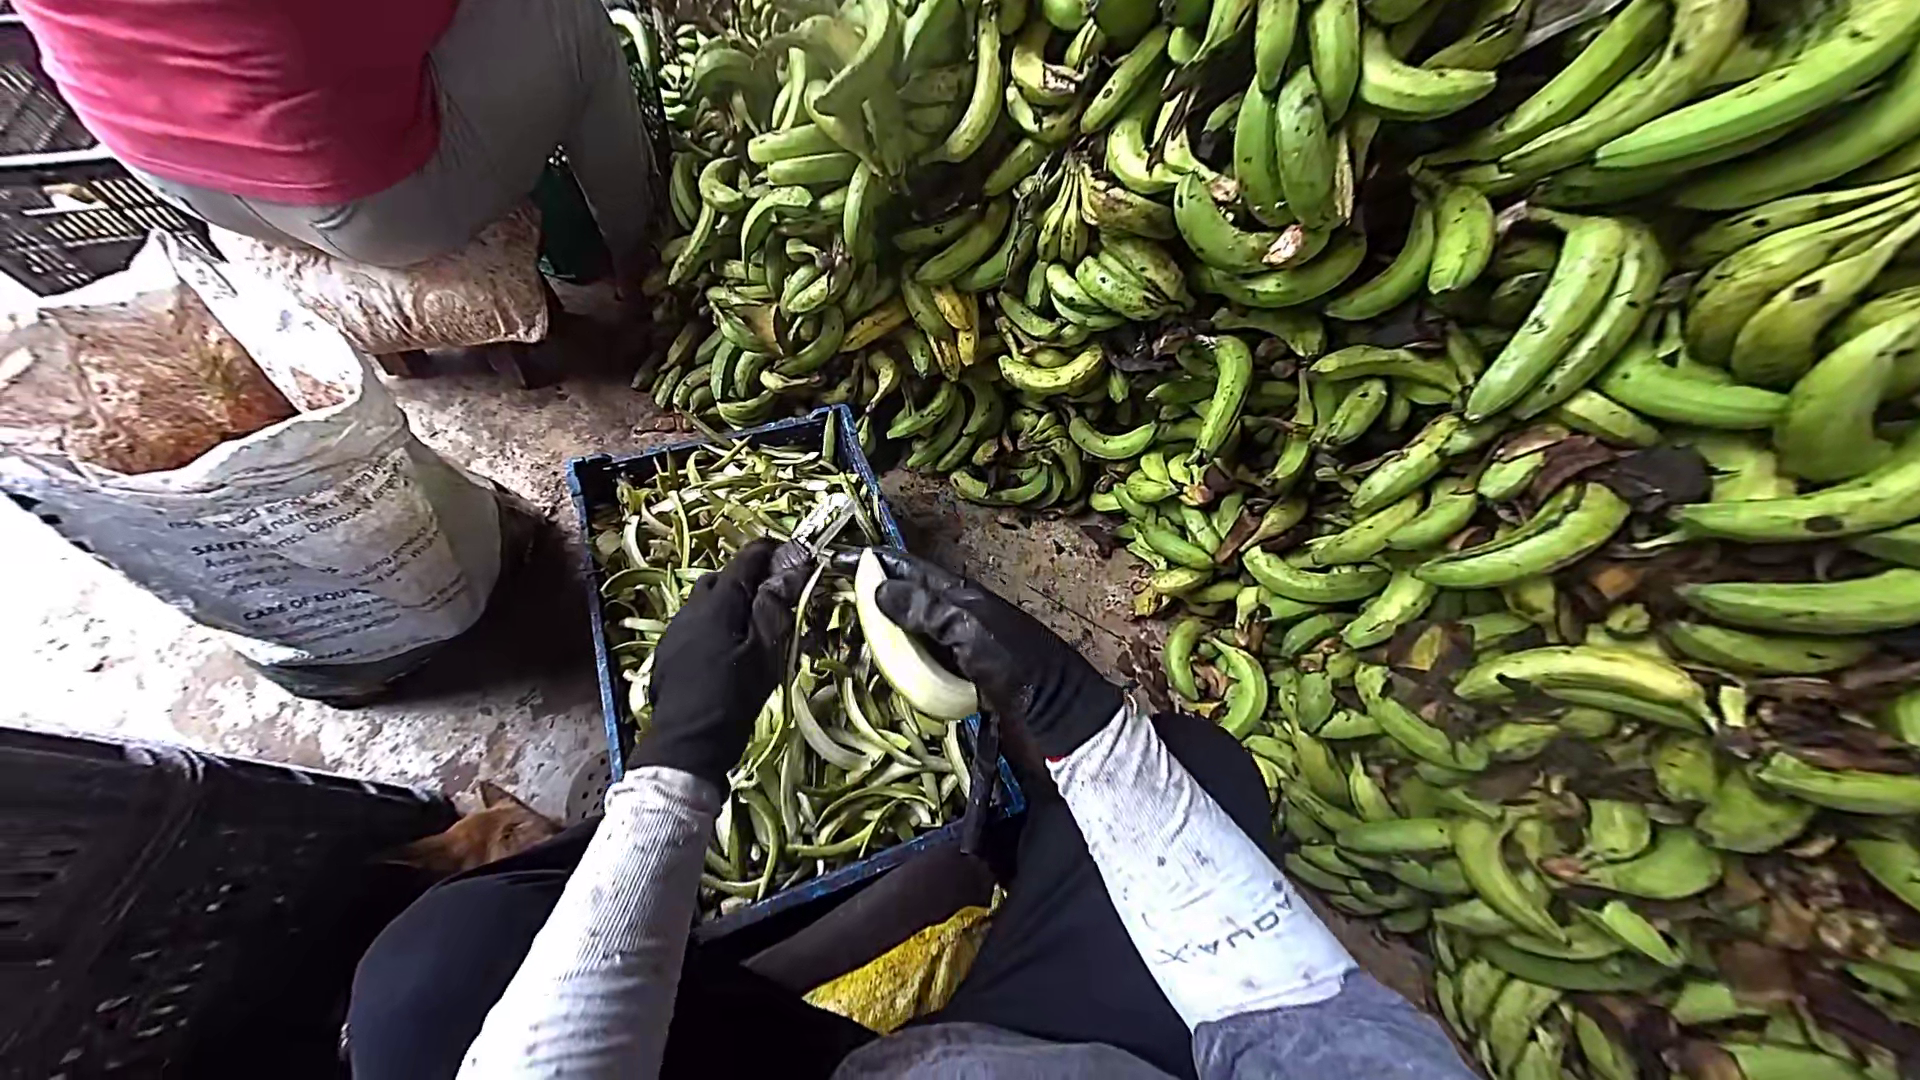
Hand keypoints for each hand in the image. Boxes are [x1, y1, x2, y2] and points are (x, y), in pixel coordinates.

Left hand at [634, 539, 812, 784]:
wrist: (689, 741)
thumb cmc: (734, 695)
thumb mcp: (766, 652)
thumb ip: (775, 607)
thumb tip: (789, 570)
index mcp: (718, 604)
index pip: (744, 562)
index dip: (768, 552)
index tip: (789, 551)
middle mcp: (691, 609)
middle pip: (722, 578)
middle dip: (748, 577)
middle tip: (774, 591)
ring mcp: (675, 630)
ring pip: (705, 601)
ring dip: (730, 601)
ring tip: (752, 620)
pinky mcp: (668, 651)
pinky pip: (695, 622)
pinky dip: (715, 622)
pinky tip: (727, 646)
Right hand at [856, 549, 1122, 758]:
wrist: (1053, 708)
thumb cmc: (1015, 664)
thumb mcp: (969, 630)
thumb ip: (926, 610)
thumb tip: (878, 588)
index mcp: (956, 593)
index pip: (906, 568)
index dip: (873, 561)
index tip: (836, 559)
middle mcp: (950, 612)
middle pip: (902, 594)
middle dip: (868, 590)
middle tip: (830, 594)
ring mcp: (951, 643)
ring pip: (905, 625)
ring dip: (877, 623)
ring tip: (842, 626)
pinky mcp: (952, 670)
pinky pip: (914, 655)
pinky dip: (893, 653)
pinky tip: (876, 660)